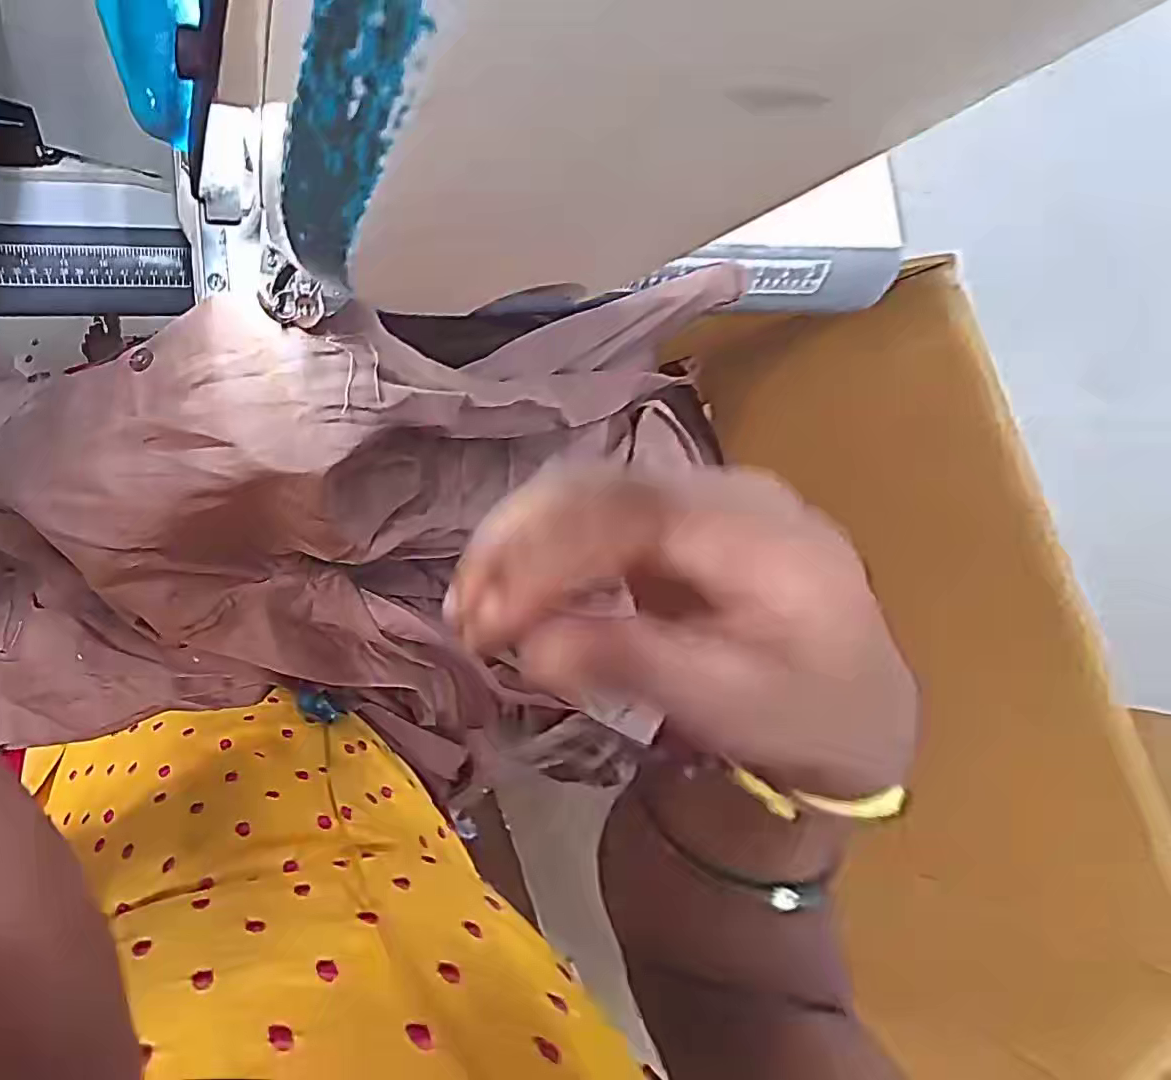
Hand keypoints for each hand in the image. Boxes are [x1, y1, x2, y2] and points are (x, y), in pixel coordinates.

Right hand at [448, 464, 916, 797]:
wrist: (843, 706)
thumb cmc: (802, 711)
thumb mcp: (731, 700)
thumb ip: (634, 663)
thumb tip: (530, 649)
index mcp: (756, 528)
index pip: (626, 515)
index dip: (543, 559)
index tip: (489, 621)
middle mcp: (712, 490)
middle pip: (584, 488)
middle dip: (509, 547)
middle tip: (462, 613)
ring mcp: (676, 497)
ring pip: (563, 494)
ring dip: (502, 545)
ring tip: (464, 605)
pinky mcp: (644, 519)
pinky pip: (564, 515)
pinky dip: (516, 550)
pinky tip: (490, 588)